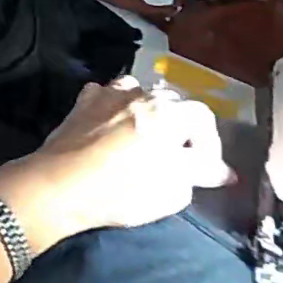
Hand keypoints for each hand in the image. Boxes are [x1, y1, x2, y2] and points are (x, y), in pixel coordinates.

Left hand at [0, 78, 231, 253]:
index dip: (209, 143)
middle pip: (169, 102)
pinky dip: (113, 106)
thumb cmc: (124, 189)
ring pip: (136, 92)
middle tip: (174, 156)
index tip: (204, 169)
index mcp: (168, 111)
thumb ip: (199, 173)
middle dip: (177, 127)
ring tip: (142, 137)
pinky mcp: (81, 102)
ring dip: (144, 111)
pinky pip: (105, 95)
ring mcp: (106, 94)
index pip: (202, 117)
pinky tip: (111, 126)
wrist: (61, 184)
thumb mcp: (174, 190)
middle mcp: (138, 92)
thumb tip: (221, 170)